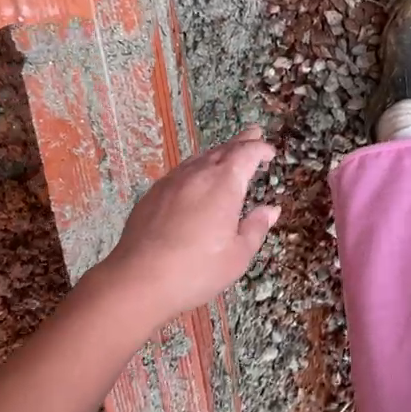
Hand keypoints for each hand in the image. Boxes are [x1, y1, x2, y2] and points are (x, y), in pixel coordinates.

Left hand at [91, 126, 280, 327]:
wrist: (139, 277)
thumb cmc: (196, 270)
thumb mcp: (237, 256)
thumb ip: (255, 228)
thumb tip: (271, 209)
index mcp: (224, 183)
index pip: (246, 154)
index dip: (260, 149)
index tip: (269, 151)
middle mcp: (198, 173)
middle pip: (223, 149)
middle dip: (241, 141)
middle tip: (253, 133)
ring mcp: (173, 180)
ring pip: (201, 158)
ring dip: (218, 153)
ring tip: (227, 155)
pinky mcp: (154, 192)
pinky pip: (182, 171)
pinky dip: (197, 167)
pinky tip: (196, 179)